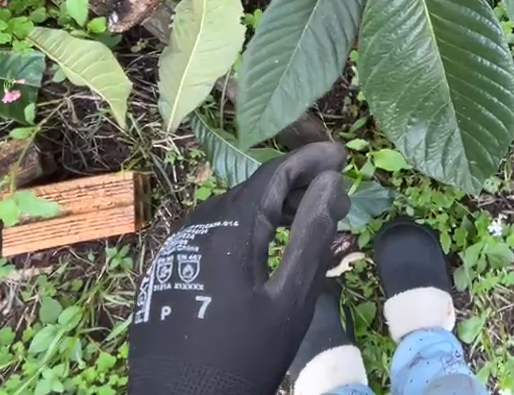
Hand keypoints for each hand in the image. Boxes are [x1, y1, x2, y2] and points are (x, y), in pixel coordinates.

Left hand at [129, 143, 350, 394]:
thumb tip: (332, 182)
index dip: (311, 159)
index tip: (342, 154)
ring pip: (238, 208)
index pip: (276, 172)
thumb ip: (311, 234)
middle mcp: (199, 225)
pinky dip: (251, 226)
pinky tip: (270, 246)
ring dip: (277, 207)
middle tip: (339, 202)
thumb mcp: (290, 299)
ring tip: (311, 222)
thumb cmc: (243, 358)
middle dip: (301, 186)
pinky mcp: (171, 267)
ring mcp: (180, 246)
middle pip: (257, 188)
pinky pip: (218, 230)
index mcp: (229, 227)